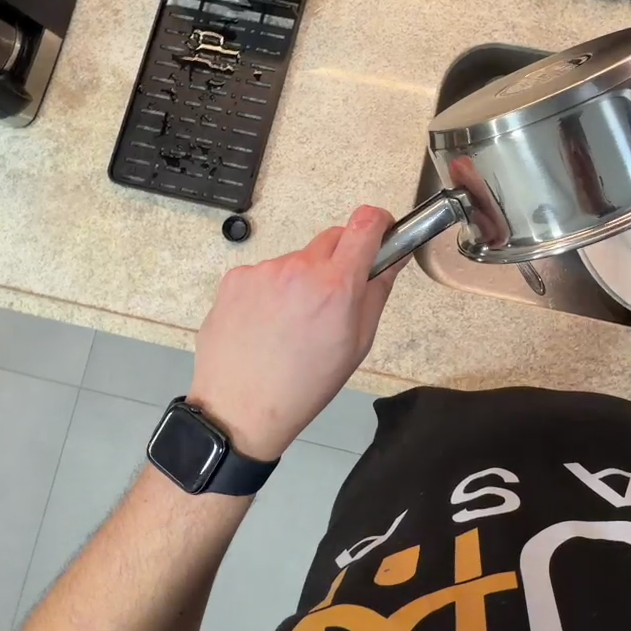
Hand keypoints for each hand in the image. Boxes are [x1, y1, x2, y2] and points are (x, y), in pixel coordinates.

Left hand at [187, 205, 401, 460]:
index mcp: (336, 285)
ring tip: (292, 322)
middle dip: (341, 258)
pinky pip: (266, 273)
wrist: (240, 409)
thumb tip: (395, 256)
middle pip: (333, 238)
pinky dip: (272, 290)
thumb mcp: (358, 342)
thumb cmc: (306, 384)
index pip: (365, 223)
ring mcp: (263, 271)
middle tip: (335, 296)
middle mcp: (299, 269)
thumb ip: (377, 290)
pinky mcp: (235, 278)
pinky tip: (267, 323)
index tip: (381, 230)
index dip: (379, 222)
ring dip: (303, 278)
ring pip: (298, 260)